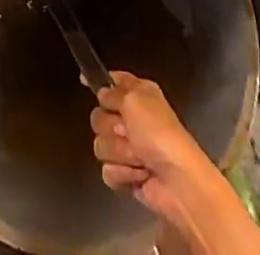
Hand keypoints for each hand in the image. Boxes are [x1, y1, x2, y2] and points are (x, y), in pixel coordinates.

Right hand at [92, 72, 213, 224]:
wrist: (176, 179)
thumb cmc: (158, 132)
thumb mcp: (135, 99)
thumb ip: (112, 92)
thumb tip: (101, 91)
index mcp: (139, 94)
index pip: (114, 81)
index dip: (100, 81)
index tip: (84, 80)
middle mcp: (132, 118)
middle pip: (99, 115)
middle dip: (110, 126)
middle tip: (127, 131)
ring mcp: (128, 148)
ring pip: (101, 144)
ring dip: (119, 152)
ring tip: (138, 158)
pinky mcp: (126, 174)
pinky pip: (108, 170)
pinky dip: (122, 173)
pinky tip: (137, 174)